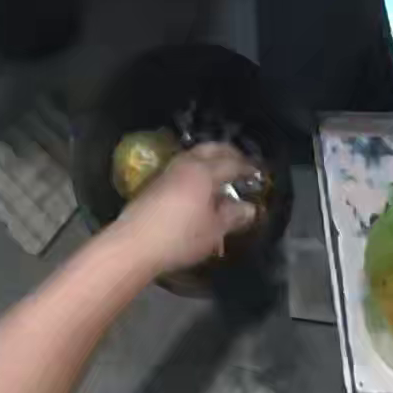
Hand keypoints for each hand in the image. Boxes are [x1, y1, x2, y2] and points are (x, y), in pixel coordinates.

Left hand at [103, 142, 258, 276]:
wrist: (134, 244)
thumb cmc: (180, 237)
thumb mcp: (214, 231)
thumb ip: (233, 216)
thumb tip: (250, 208)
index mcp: (205, 172)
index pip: (233, 163)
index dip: (248, 167)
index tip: (258, 172)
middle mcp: (188, 164)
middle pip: (213, 149)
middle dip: (230, 153)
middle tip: (242, 163)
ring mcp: (170, 169)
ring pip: (196, 153)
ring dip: (212, 157)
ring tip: (221, 171)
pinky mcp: (156, 180)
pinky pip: (185, 164)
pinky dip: (198, 166)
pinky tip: (199, 182)